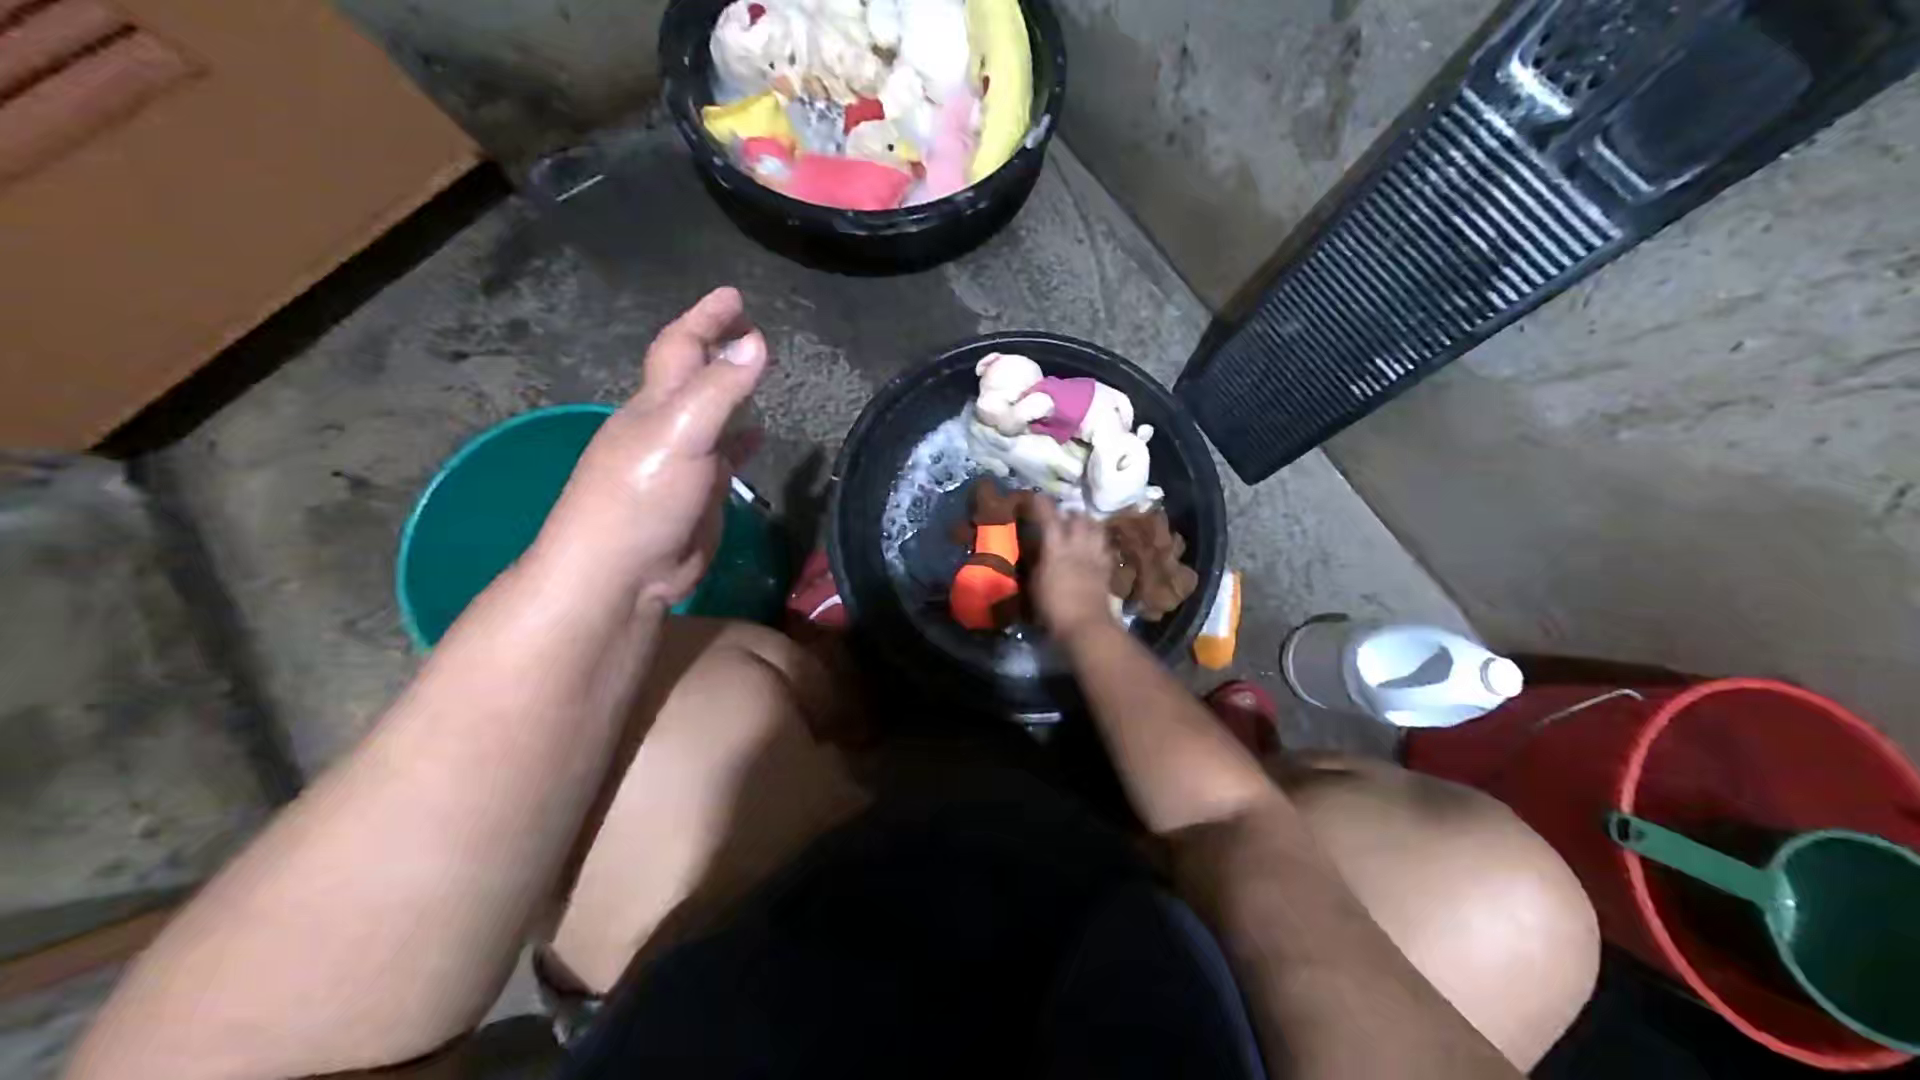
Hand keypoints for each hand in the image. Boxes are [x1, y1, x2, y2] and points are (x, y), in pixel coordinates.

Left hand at [533, 287, 767, 609]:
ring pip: (710, 414)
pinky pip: (724, 455)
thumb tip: (755, 343)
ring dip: (730, 391)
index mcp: (656, 404)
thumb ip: (720, 390)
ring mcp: (681, 462)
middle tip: (749, 329)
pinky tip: (757, 437)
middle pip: (693, 375)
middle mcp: (665, 426)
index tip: (735, 296)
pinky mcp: (697, 494)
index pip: (681, 346)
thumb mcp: (681, 434)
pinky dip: (741, 440)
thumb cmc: (642, 496)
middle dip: (717, 346)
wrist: (623, 572)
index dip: (706, 318)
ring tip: (758, 374)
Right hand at [1031, 500, 1117, 640]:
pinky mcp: (1107, 568)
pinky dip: (1098, 541)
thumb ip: (1037, 561)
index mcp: (1057, 549)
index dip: (1042, 505)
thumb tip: (1037, 548)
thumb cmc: (1053, 608)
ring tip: (1081, 525)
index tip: (1036, 496)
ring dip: (1087, 523)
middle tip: (1062, 514)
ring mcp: (1095, 556)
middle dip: (1069, 512)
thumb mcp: (1035, 583)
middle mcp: (1078, 546)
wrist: (1086, 625)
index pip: (1050, 518)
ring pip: (1095, 528)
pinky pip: (1105, 546)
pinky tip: (1094, 545)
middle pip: (1078, 518)